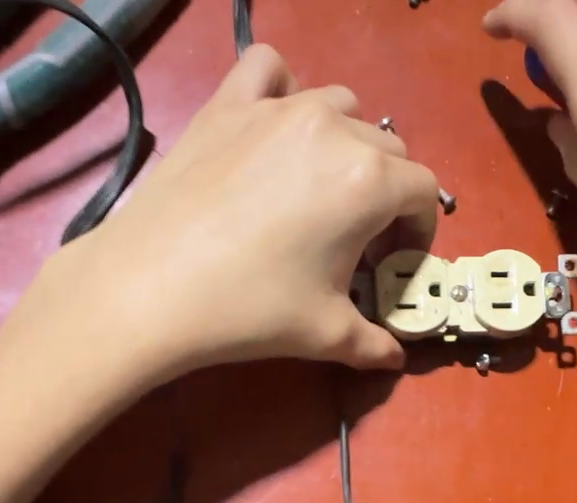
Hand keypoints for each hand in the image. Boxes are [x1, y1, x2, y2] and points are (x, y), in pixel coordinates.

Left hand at [28, 45, 440, 385]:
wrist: (152, 288)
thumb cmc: (251, 310)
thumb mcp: (326, 335)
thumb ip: (374, 344)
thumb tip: (395, 358)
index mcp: (369, 181)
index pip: (423, 190)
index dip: (419, 231)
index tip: (394, 262)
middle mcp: (333, 129)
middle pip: (388, 150)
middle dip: (387, 194)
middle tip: (357, 240)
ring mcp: (277, 108)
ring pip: (340, 106)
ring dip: (347, 143)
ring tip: (320, 187)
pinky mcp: (228, 103)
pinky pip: (269, 69)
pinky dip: (283, 89)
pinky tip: (274, 127)